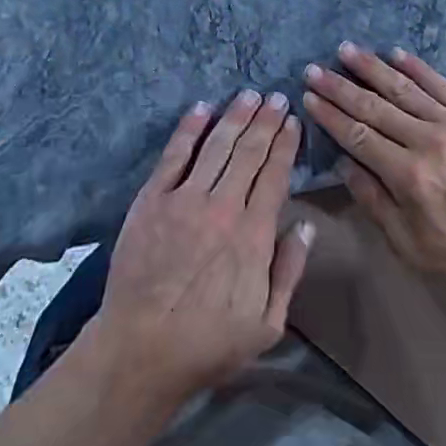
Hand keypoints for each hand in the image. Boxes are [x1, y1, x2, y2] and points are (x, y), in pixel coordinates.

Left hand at [94, 90, 313, 399]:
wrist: (139, 351)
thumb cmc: (207, 343)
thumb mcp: (267, 323)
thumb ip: (289, 271)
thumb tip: (305, 225)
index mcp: (254, 234)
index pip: (275, 174)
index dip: (286, 144)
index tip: (293, 121)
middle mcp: (223, 207)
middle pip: (250, 152)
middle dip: (266, 121)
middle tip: (276, 96)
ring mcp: (184, 200)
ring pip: (217, 146)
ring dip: (235, 116)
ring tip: (249, 94)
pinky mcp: (152, 201)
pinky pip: (173, 156)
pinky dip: (189, 129)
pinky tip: (202, 108)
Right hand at [303, 44, 445, 292]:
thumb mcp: (407, 242)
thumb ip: (372, 200)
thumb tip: (345, 162)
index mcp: (407, 175)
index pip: (357, 135)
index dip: (330, 115)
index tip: (309, 96)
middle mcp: (427, 141)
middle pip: (374, 107)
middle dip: (340, 87)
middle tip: (315, 68)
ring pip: (404, 89)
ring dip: (372, 67)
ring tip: (346, 49)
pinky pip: (441, 85)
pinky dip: (417, 68)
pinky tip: (396, 53)